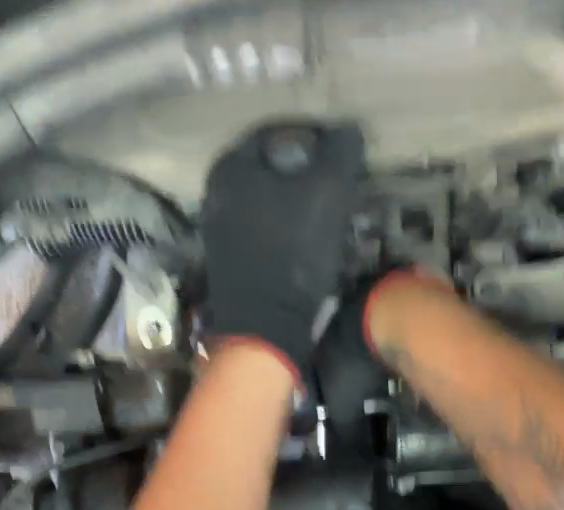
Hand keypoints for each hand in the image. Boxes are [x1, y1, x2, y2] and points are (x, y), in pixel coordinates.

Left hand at [200, 120, 366, 383]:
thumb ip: (340, 150)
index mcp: (230, 167)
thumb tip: (347, 130)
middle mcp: (216, 194)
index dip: (315, 136)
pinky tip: (311, 238)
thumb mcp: (328, 191)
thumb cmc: (294, 252)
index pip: (277, 130)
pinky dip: (287, 227)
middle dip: (307, 170)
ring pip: (268, 199)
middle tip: (339, 179)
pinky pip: (263, 229)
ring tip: (331, 209)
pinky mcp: (229, 260)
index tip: (342, 150)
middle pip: (271, 167)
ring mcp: (219, 230)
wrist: (264, 326)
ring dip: (300, 200)